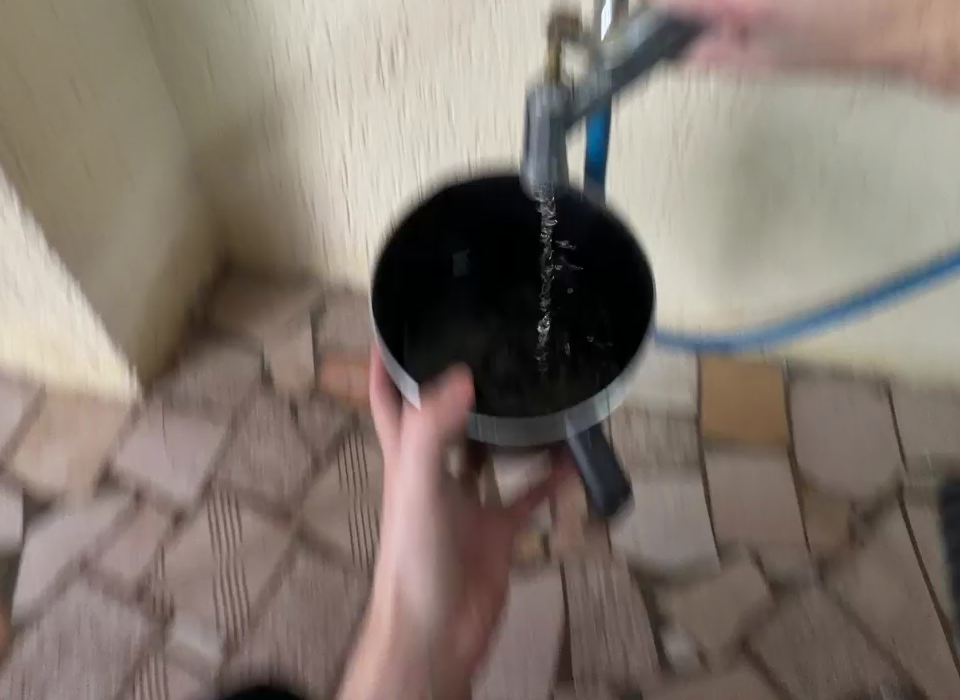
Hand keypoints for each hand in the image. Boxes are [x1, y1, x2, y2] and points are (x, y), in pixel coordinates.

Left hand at [338, 348, 571, 699]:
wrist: (438, 635)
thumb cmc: (416, 557)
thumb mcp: (418, 484)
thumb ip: (433, 429)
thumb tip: (463, 375)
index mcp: (406, 455)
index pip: (389, 397)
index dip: (387, 362)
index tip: (399, 325)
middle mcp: (435, 470)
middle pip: (442, 417)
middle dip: (458, 386)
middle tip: (490, 348)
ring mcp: (468, 500)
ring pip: (489, 451)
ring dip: (509, 427)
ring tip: (537, 391)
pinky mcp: (497, 529)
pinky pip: (528, 494)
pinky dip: (548, 476)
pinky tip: (572, 457)